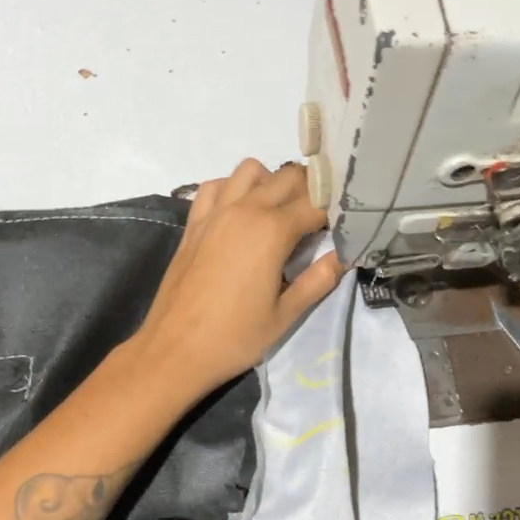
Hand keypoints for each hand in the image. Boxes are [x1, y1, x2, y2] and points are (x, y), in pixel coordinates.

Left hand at [128, 159, 345, 397]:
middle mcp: (244, 210)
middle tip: (318, 220)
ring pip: (250, 170)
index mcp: (272, 231)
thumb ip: (318, 280)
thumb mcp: (286, 315)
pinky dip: (233, 188)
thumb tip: (344, 257)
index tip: (343, 226)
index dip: (335, 212)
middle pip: (287, 177)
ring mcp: (215, 213)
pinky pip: (216, 185)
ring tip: (279, 211)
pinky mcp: (194, 223)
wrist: (175, 350)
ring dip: (271, 182)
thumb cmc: (235, 337)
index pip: (316, 203)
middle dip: (310, 191)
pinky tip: (240, 213)